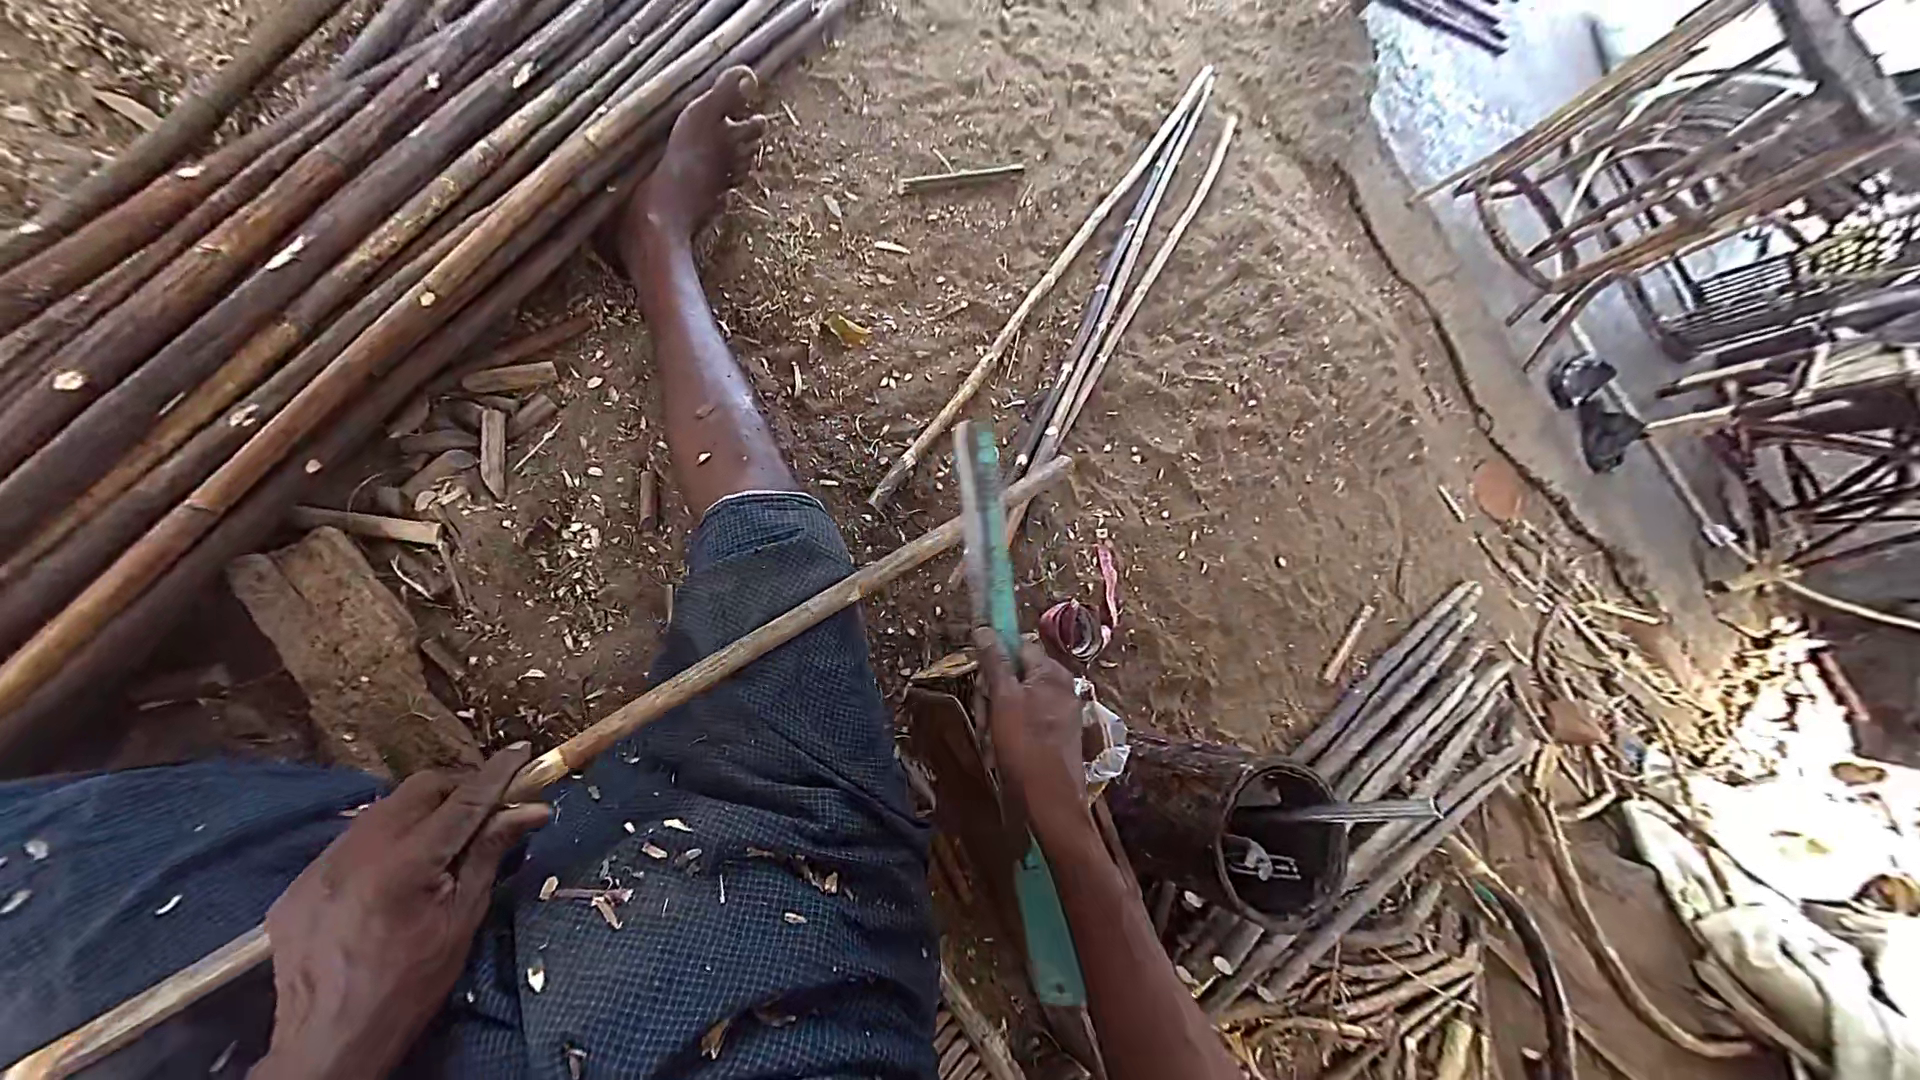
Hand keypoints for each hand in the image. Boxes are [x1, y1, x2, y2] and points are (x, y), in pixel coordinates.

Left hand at [253, 746, 550, 1079]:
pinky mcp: (299, 884)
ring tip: (448, 834)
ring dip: (426, 808)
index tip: (521, 750)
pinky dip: (390, 836)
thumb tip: (533, 808)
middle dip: (460, 785)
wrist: (328, 1043)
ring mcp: (320, 868)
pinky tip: (401, 866)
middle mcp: (356, 855)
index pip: (464, 800)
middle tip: (488, 803)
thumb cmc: (414, 979)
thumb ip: (492, 850)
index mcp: (404, 866)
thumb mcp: (465, 913)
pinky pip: (355, 839)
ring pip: (386, 808)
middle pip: (421, 788)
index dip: (497, 772)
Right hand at [973, 628, 1089, 839]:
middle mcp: (1060, 687)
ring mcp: (1058, 712)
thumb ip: (995, 662)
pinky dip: (1007, 731)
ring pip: (1013, 699)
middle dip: (991, 694)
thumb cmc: (1026, 747)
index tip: (980, 680)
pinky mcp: (1054, 734)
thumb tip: (985, 628)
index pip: (1017, 646)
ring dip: (994, 716)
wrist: (1050, 804)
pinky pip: (1023, 720)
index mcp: (1052, 673)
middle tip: (984, 717)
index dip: (995, 659)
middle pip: (1013, 673)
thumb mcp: (1004, 699)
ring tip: (990, 740)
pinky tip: (999, 750)